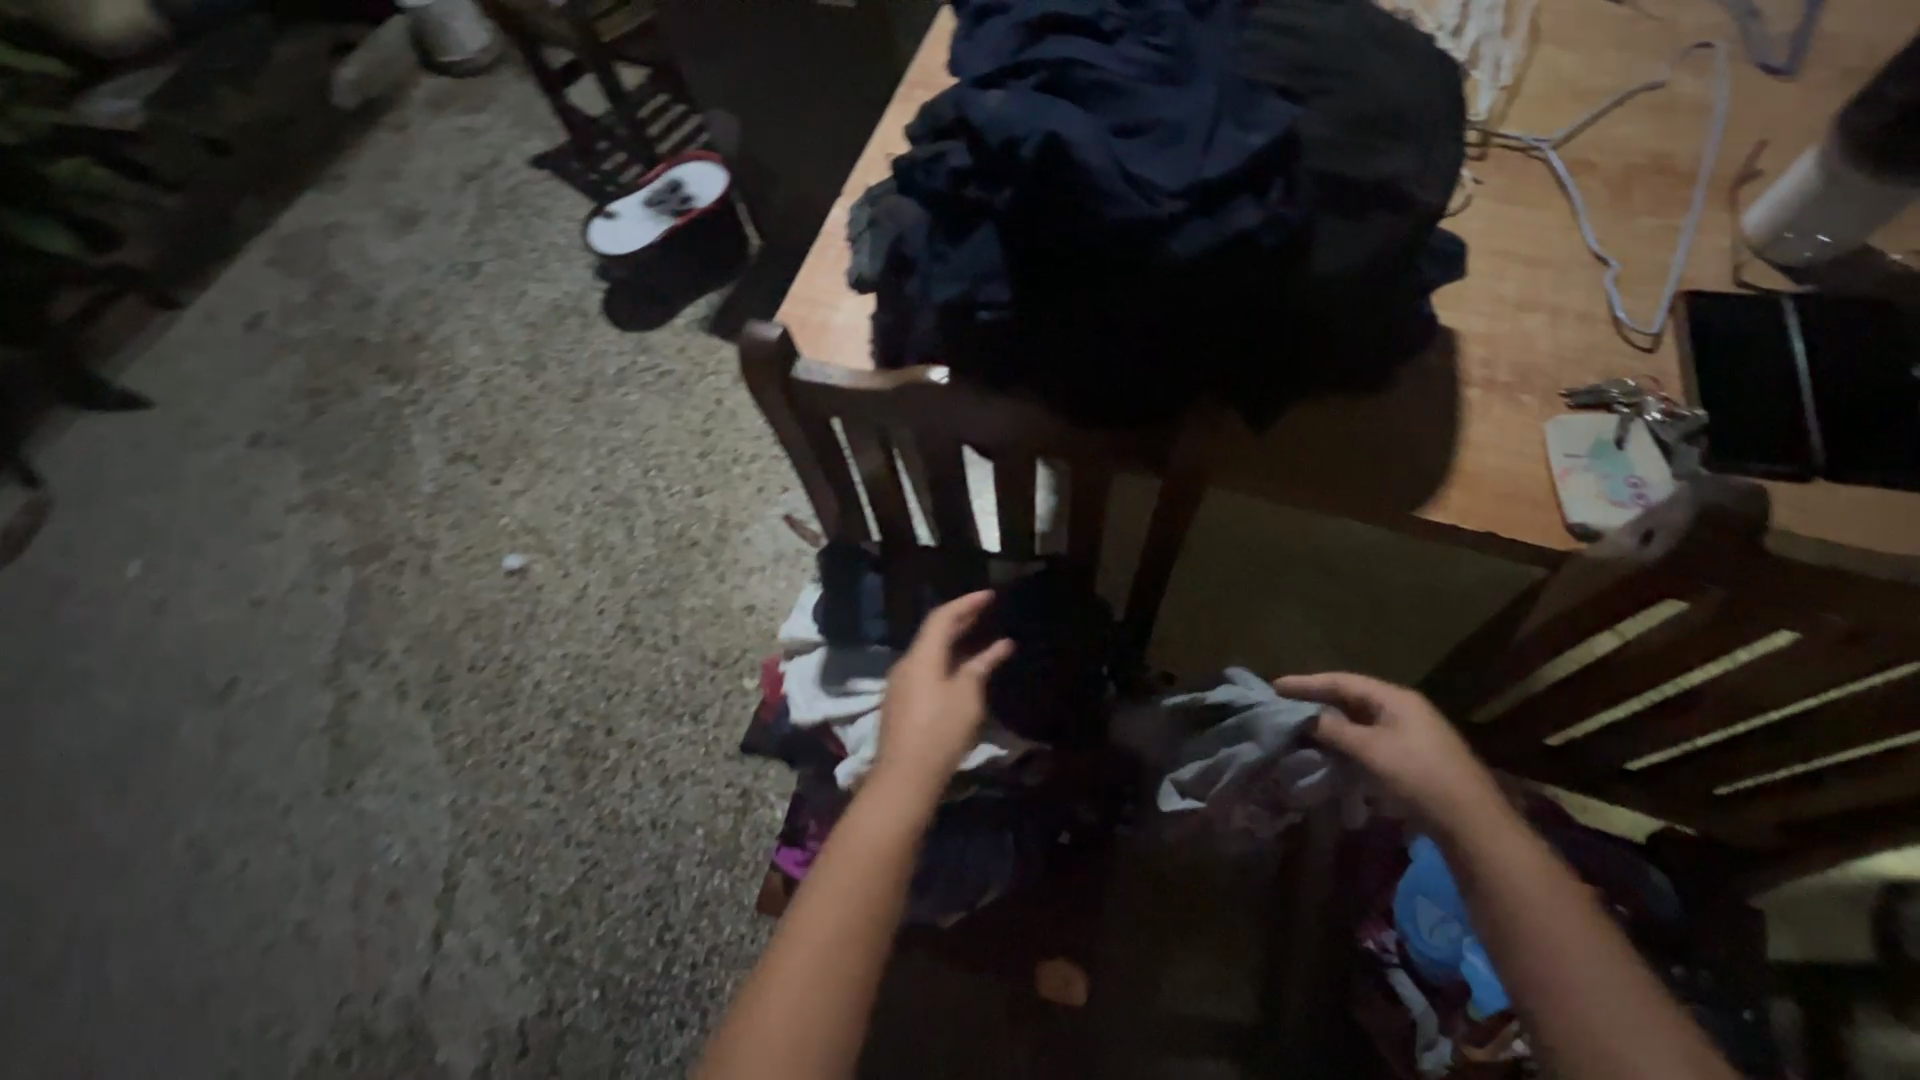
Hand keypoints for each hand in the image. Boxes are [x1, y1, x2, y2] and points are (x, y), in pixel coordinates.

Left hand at [872, 592, 1013, 795]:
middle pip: (934, 634)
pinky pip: (927, 671)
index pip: (943, 617)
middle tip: (986, 611)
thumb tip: (998, 646)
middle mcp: (907, 664)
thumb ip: (980, 667)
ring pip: (931, 654)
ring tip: (980, 638)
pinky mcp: (903, 704)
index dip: (966, 603)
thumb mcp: (967, 697)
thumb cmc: (940, 731)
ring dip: (955, 644)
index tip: (989, 596)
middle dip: (961, 621)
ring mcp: (902, 685)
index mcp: (921, 656)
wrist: (905, 775)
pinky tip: (964, 672)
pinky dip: (948, 664)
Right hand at [1272, 672, 1504, 835]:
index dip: (1307, 684)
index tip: (1275, 687)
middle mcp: (1403, 709)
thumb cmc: (1417, 776)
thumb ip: (1334, 730)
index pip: (1342, 682)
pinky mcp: (1411, 757)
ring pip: (1360, 721)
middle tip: (1284, 706)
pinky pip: (1369, 740)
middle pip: (1352, 698)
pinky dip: (1346, 742)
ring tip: (1300, 727)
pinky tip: (1330, 751)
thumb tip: (1306, 717)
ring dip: (1331, 724)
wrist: (1469, 820)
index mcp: (1395, 698)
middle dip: (1318, 701)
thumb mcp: (1370, 750)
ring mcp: (1410, 734)